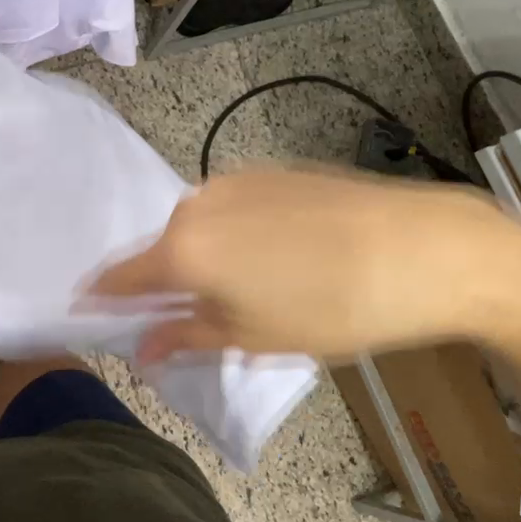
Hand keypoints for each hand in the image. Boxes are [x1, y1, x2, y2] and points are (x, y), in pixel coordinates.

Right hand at [90, 167, 520, 362]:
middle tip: (199, 321)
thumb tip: (143, 350)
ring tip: (256, 289)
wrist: (428, 248)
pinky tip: (284, 257)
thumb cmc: (334, 307)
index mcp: (182, 250)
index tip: (92, 314)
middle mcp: (194, 205)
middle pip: (160, 250)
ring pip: (198, 228)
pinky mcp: (269, 171)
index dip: (103, 299)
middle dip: (167, 284)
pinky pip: (231, 208)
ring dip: (205, 258)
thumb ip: (186, 338)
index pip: (118, 276)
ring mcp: (233, 182)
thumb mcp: (255, 337)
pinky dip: (237, 235)